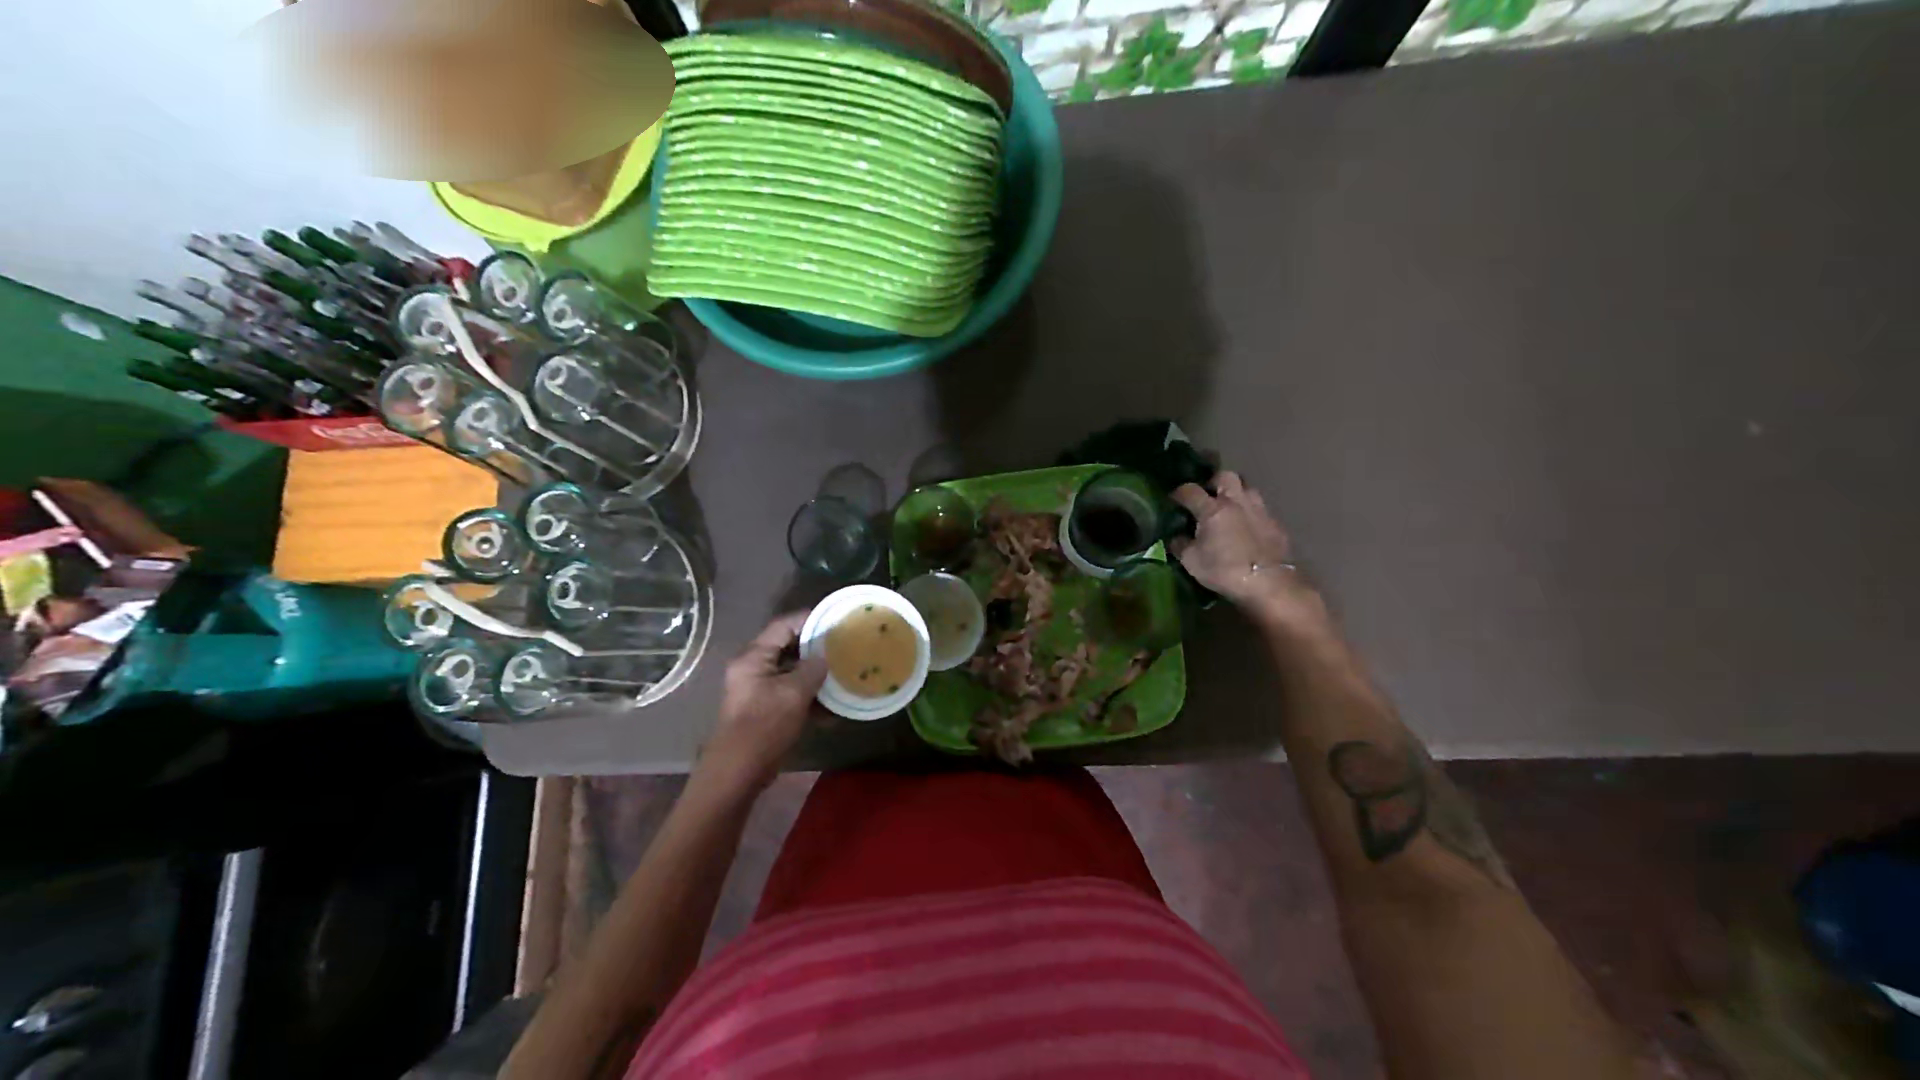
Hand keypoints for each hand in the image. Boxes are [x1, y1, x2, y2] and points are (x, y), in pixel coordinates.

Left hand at [697, 611, 828, 793]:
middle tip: (842, 645)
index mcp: (754, 657)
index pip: (783, 626)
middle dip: (815, 648)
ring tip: (842, 673)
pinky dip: (809, 696)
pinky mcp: (764, 709)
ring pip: (791, 672)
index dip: (809, 620)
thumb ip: (812, 670)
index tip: (834, 620)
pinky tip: (833, 707)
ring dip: (814, 674)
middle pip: (787, 647)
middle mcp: (752, 668)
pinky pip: (790, 693)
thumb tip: (824, 659)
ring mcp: (757, 689)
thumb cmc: (765, 725)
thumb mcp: (794, 693)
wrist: (740, 770)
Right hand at [1170, 471, 1321, 625]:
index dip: (1179, 493)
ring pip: (1247, 488)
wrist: (1269, 583)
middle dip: (1214, 482)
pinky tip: (1247, 526)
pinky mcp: (1275, 522)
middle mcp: (1236, 502)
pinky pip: (1260, 508)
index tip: (1174, 499)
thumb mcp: (1192, 562)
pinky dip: (1251, 512)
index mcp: (1212, 509)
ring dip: (1236, 493)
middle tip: (1208, 496)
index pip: (1190, 490)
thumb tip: (1176, 538)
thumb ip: (1180, 545)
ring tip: (1230, 507)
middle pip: (1225, 476)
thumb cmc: (1225, 571)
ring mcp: (1259, 510)